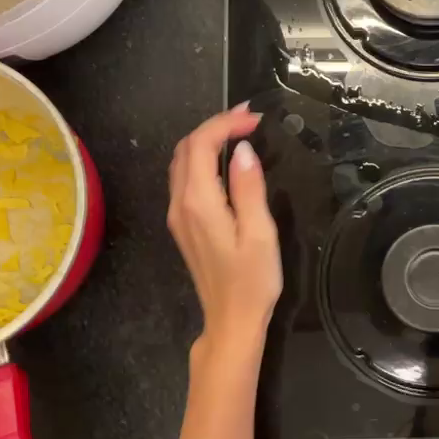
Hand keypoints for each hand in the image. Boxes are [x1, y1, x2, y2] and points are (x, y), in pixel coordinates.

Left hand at [166, 105, 280, 353]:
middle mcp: (180, 204)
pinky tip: (225, 161)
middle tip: (249, 119)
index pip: (201, 145)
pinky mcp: (184, 226)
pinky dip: (202, 159)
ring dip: (206, 140)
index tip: (255, 118)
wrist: (231, 321)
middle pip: (186, 148)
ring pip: (182, 162)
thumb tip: (243, 151)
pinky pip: (185, 179)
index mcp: (199, 203)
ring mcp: (178, 216)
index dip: (225, 123)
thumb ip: (249, 188)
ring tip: (239, 133)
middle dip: (214, 126)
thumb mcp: (260, 233)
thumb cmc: (252, 281)